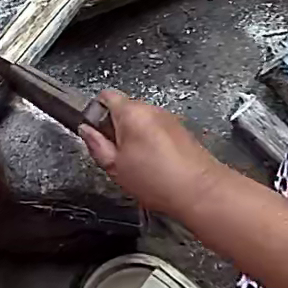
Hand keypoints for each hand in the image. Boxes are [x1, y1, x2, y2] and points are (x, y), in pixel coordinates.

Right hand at [79, 90, 224, 215]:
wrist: (201, 192)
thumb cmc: (159, 179)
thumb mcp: (115, 166)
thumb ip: (95, 144)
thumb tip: (85, 130)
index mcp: (130, 112)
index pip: (105, 96)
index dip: (96, 112)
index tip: (97, 132)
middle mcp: (150, 109)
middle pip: (123, 109)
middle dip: (116, 128)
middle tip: (116, 155)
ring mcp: (168, 118)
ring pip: (141, 121)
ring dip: (135, 137)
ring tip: (137, 164)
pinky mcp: (180, 130)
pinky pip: (157, 130)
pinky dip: (152, 143)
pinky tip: (154, 166)